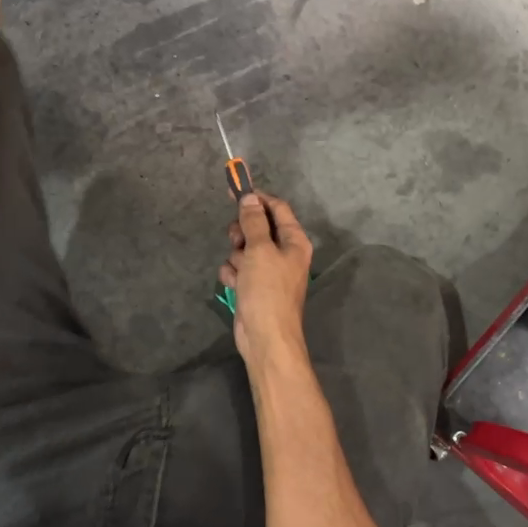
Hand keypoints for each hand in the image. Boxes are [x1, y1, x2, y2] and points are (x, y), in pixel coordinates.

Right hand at [220, 193, 313, 362]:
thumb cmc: (268, 290)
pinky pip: (237, 269)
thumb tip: (249, 197)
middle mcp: (284, 253)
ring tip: (240, 272)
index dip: (256, 198)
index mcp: (294, 241)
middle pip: (257, 228)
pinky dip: (233, 275)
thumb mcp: (259, 250)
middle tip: (237, 240)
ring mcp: (268, 271)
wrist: (265, 336)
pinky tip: (234, 286)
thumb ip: (253, 222)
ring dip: (235, 258)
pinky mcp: (253, 287)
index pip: (277, 208)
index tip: (234, 189)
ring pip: (243, 249)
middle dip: (242, 233)